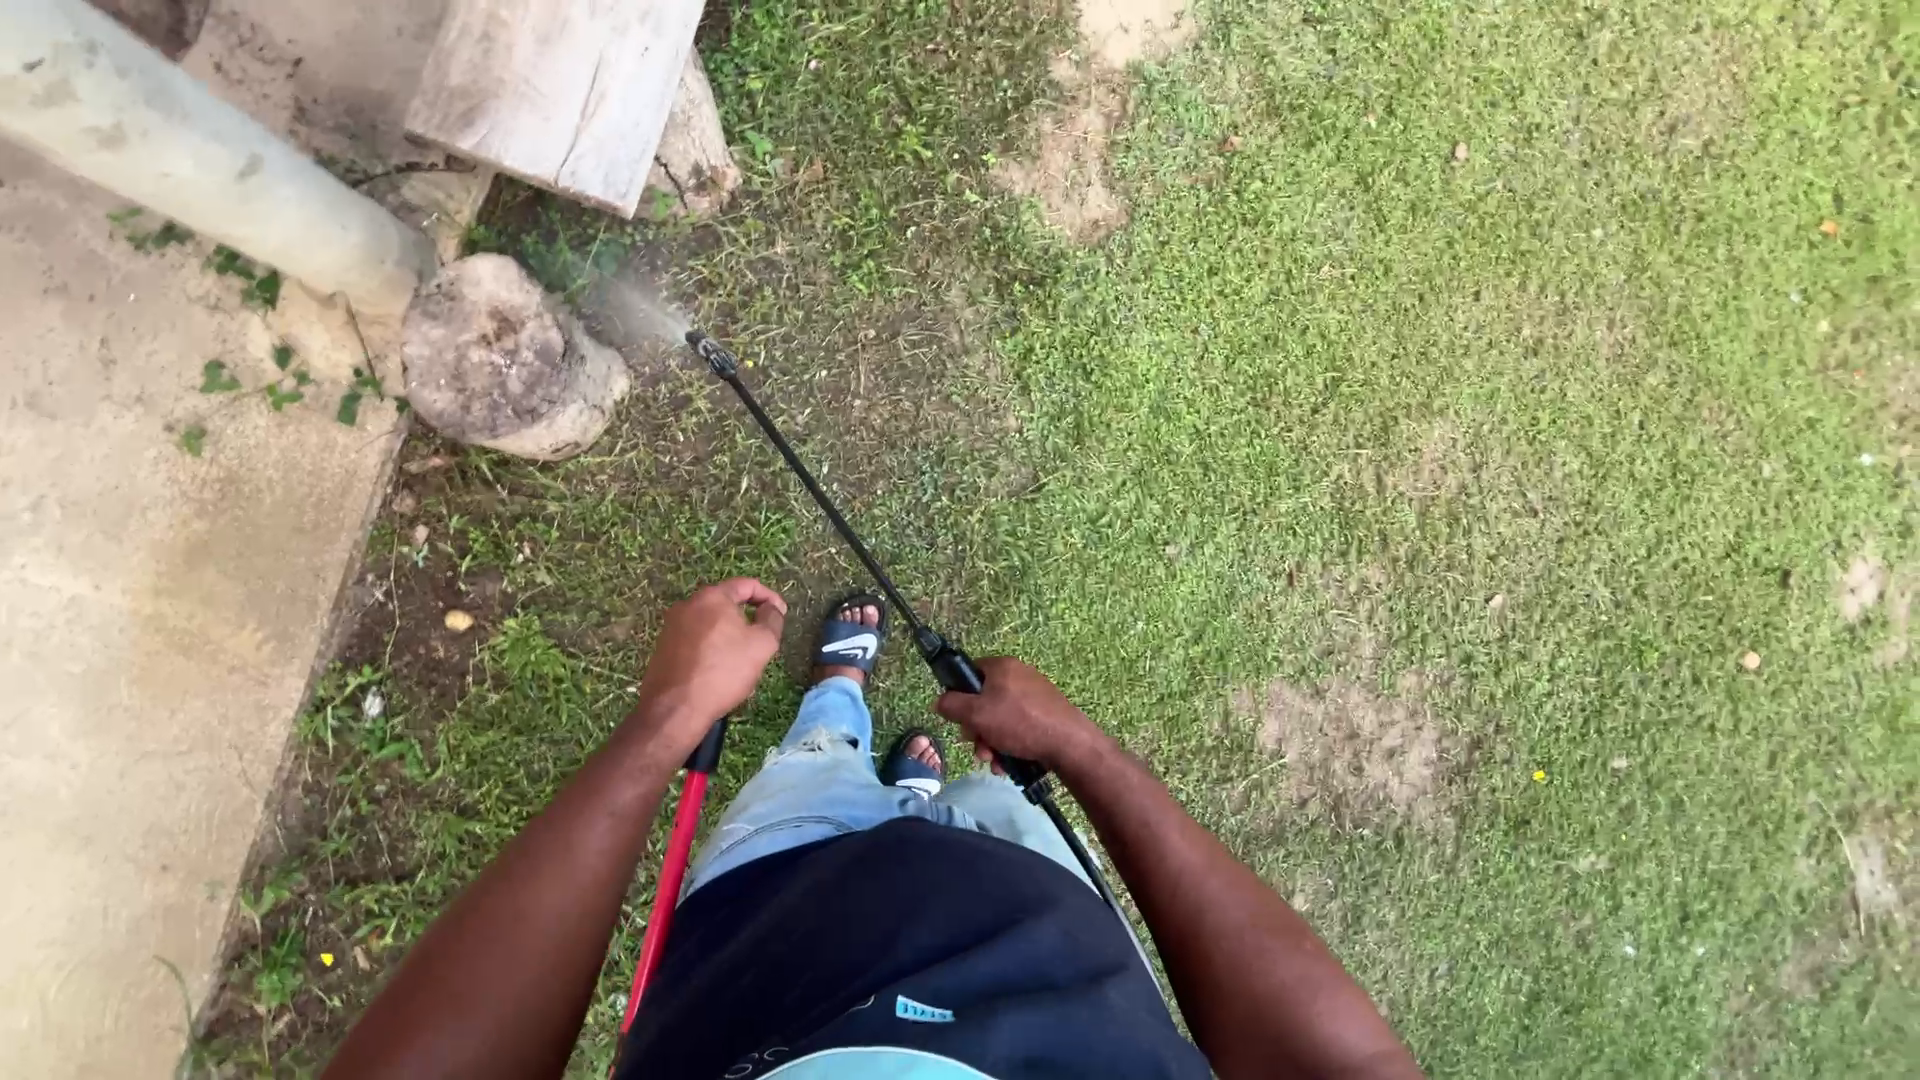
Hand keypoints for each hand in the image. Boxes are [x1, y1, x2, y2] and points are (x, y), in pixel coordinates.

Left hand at [634, 579, 786, 746]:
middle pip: (727, 604)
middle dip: (748, 619)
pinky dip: (713, 648)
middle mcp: (687, 605)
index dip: (769, 597)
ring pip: (711, 624)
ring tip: (743, 661)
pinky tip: (720, 672)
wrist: (676, 708)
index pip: (747, 585)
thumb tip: (770, 608)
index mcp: (712, 597)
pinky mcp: (663, 647)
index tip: (781, 614)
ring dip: (731, 636)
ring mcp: (671, 626)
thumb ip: (772, 619)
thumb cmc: (724, 671)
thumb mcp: (763, 644)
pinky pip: (697, 640)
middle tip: (763, 640)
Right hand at [933, 657, 1106, 772]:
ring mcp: (1033, 696)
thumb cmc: (1019, 722)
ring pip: (999, 719)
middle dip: (976, 729)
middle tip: (979, 747)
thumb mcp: (977, 714)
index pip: (969, 673)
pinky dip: (1008, 745)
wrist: (1069, 743)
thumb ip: (952, 705)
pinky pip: (1017, 727)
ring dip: (990, 742)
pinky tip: (1008, 763)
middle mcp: (1018, 676)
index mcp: (1002, 666)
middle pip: (983, 701)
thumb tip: (939, 701)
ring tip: (995, 761)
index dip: (959, 696)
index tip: (959, 719)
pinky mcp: (1044, 715)